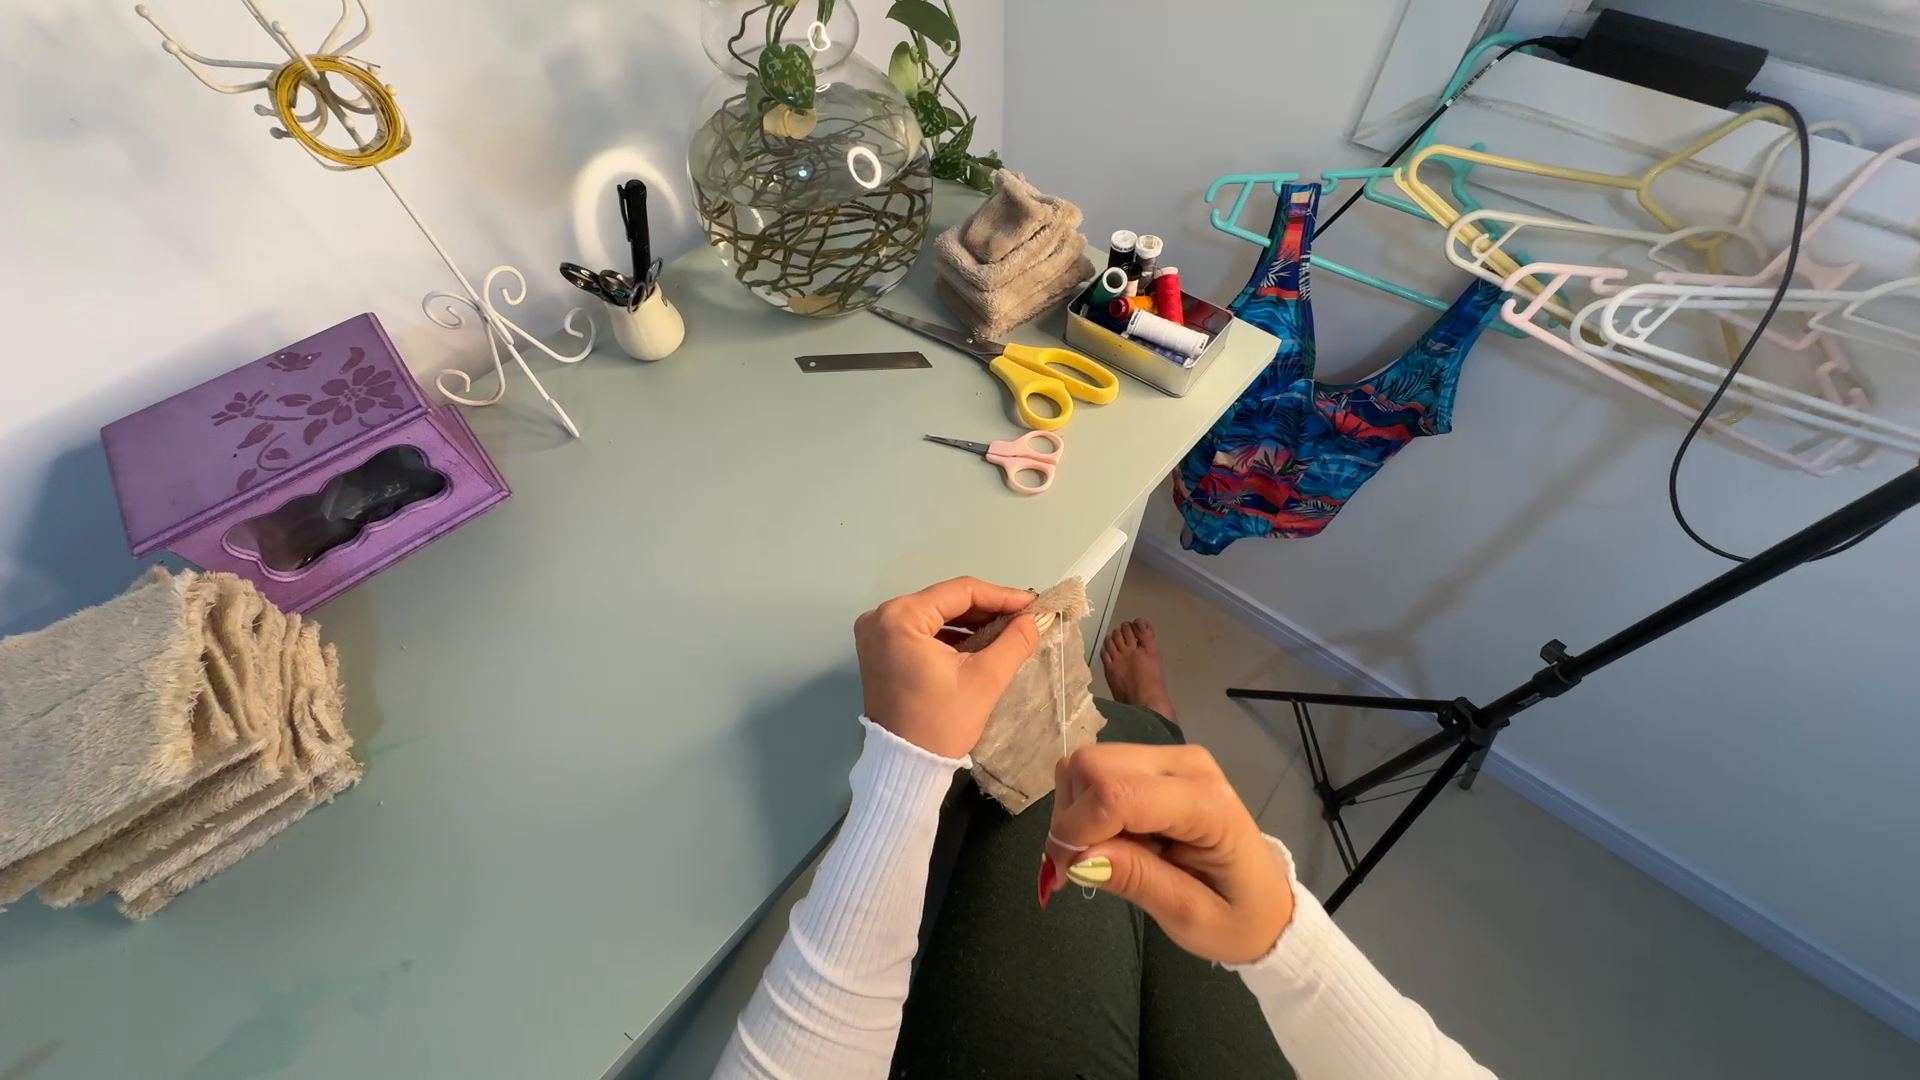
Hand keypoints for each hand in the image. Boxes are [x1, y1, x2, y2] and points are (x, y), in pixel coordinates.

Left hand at [853, 577, 1040, 758]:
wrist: (904, 766)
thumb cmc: (941, 723)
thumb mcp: (985, 679)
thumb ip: (1015, 641)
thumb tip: (1036, 617)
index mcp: (900, 617)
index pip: (960, 591)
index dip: (1001, 596)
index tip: (1033, 603)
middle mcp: (881, 616)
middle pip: (946, 600)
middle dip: (987, 609)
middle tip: (1025, 616)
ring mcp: (876, 632)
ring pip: (936, 614)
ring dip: (971, 621)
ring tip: (1009, 628)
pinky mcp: (880, 648)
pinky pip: (923, 630)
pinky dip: (951, 634)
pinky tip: (981, 641)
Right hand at [1043, 744, 1294, 964]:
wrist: (1265, 902)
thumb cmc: (1236, 918)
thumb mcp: (1191, 919)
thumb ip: (1136, 881)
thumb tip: (1076, 858)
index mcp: (1206, 803)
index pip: (1117, 795)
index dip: (1076, 830)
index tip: (1064, 874)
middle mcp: (1185, 763)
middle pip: (1093, 765)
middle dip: (1073, 817)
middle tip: (1082, 865)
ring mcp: (1169, 756)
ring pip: (1088, 762)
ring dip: (1077, 809)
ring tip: (1105, 852)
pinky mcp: (1154, 759)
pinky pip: (1097, 768)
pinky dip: (1085, 802)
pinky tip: (1111, 835)